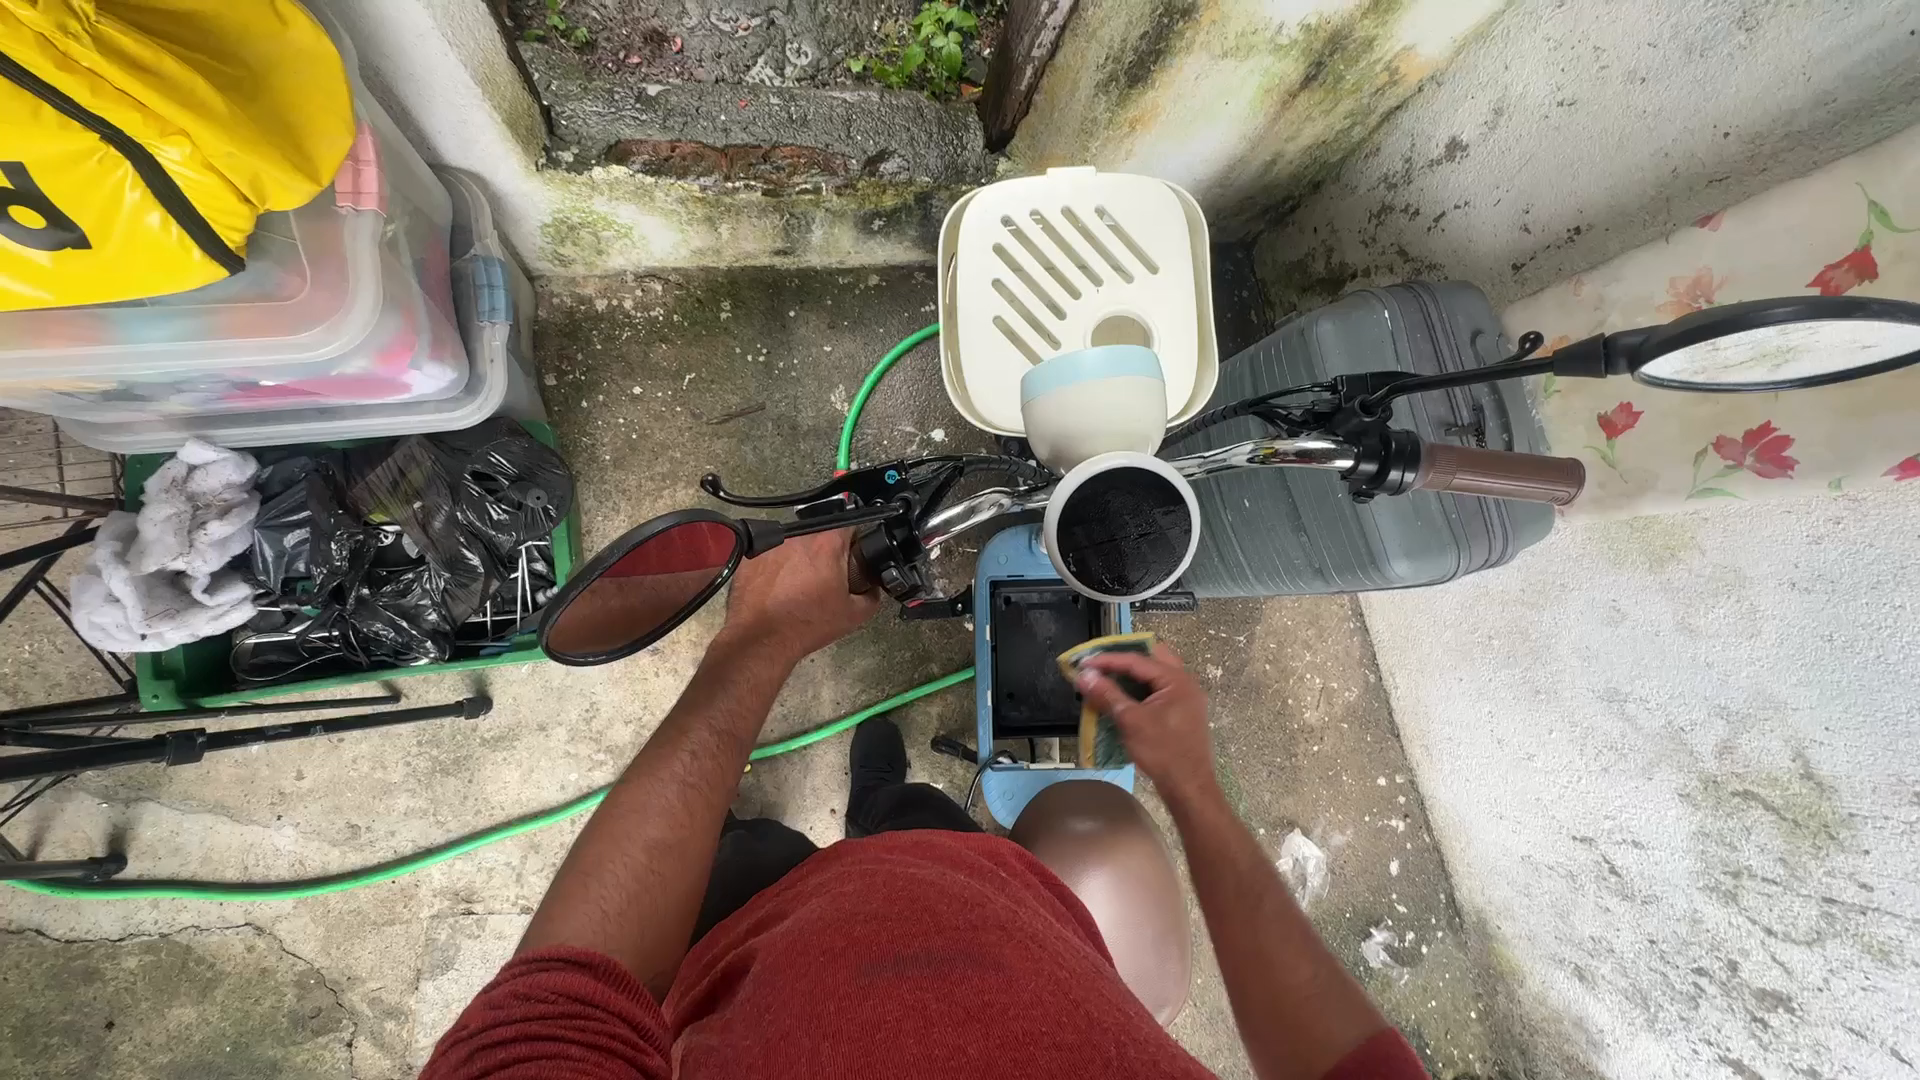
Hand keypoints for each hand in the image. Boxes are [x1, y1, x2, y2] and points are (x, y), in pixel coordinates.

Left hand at [718, 528, 879, 664]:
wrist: (762, 640)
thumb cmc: (804, 625)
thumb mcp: (853, 615)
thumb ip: (871, 596)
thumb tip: (872, 590)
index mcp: (827, 545)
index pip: (849, 525)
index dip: (854, 539)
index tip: (852, 553)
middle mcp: (798, 538)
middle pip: (819, 535)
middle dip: (825, 553)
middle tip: (825, 578)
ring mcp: (771, 545)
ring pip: (794, 545)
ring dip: (799, 560)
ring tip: (799, 586)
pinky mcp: (750, 557)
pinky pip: (770, 556)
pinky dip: (776, 568)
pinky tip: (779, 589)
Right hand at [1075, 644, 1218, 804]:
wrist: (1189, 788)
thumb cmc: (1163, 752)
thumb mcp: (1131, 721)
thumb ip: (1107, 695)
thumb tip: (1084, 676)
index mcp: (1177, 680)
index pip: (1137, 660)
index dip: (1108, 660)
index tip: (1084, 663)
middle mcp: (1185, 684)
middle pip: (1152, 658)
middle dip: (1124, 658)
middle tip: (1100, 663)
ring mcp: (1185, 699)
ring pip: (1155, 675)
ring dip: (1132, 674)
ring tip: (1107, 678)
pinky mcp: (1181, 713)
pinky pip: (1158, 691)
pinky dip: (1139, 689)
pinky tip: (1122, 698)